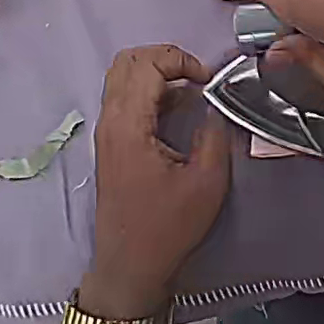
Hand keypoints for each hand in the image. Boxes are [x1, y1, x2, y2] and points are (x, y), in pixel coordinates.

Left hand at [81, 45, 231, 318]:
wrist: (130, 266)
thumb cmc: (168, 226)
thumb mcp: (208, 181)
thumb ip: (214, 133)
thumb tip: (216, 104)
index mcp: (128, 126)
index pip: (145, 64)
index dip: (181, 60)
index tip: (209, 81)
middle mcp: (110, 121)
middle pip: (127, 61)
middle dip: (166, 57)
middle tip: (199, 76)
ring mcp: (107, 131)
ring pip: (123, 76)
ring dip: (159, 73)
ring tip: (193, 91)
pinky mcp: (112, 142)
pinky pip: (126, 97)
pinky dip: (152, 90)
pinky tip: (179, 110)